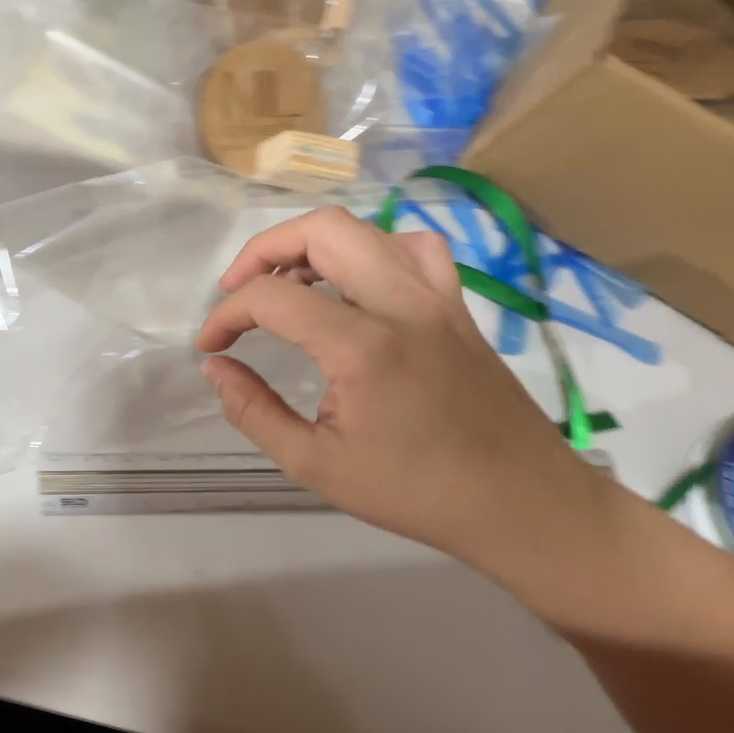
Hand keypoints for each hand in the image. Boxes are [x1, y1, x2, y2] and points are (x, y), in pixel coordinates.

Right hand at [195, 207, 612, 570]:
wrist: (523, 502)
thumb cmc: (413, 491)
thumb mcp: (312, 464)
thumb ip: (252, 410)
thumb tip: (216, 368)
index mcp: (362, 347)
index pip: (272, 297)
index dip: (225, 315)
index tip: (209, 348)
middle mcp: (403, 305)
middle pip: (323, 230)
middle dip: (263, 251)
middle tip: (236, 293)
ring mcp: (438, 300)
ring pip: (368, 231)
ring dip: (313, 247)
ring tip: (287, 287)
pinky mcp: (458, 308)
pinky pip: (413, 250)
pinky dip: (371, 252)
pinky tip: (354, 287)